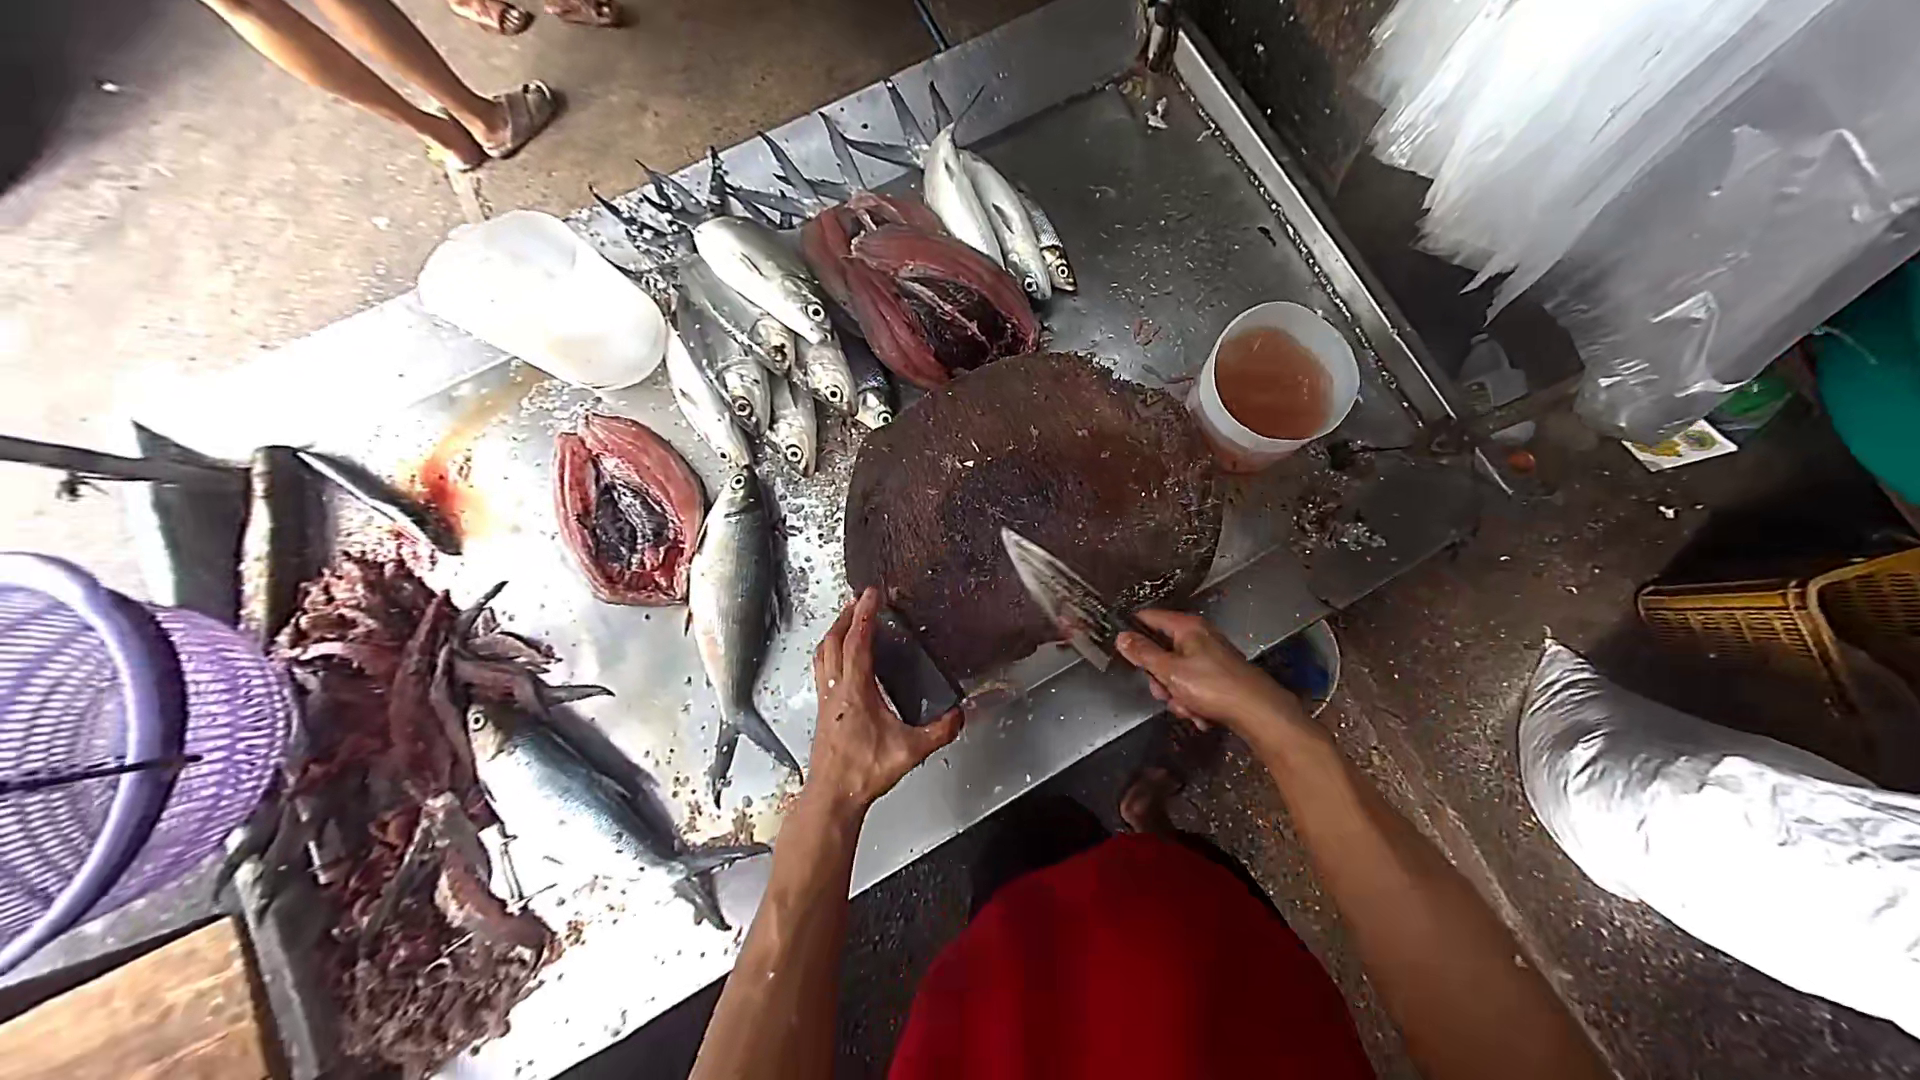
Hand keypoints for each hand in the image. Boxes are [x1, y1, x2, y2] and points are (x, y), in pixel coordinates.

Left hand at [806, 588, 962, 813]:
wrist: (832, 796)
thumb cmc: (862, 772)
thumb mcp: (911, 750)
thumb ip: (939, 731)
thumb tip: (957, 716)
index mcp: (855, 690)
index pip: (857, 640)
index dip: (865, 614)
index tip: (871, 594)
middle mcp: (835, 689)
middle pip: (833, 640)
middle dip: (846, 615)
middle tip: (859, 600)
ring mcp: (826, 699)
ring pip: (822, 654)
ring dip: (834, 632)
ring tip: (847, 621)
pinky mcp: (824, 711)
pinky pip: (822, 670)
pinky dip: (829, 653)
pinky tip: (839, 660)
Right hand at [1116, 610, 1308, 745]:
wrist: (1259, 713)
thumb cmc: (1213, 687)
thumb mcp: (1169, 671)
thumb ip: (1143, 654)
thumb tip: (1122, 637)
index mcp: (1187, 627)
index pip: (1149, 618)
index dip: (1133, 632)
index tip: (1124, 651)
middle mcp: (1200, 637)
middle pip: (1162, 651)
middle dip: (1159, 677)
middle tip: (1163, 691)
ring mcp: (1211, 657)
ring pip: (1177, 673)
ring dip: (1176, 695)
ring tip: (1188, 707)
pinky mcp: (1220, 677)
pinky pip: (1194, 686)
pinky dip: (1193, 702)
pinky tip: (1200, 714)